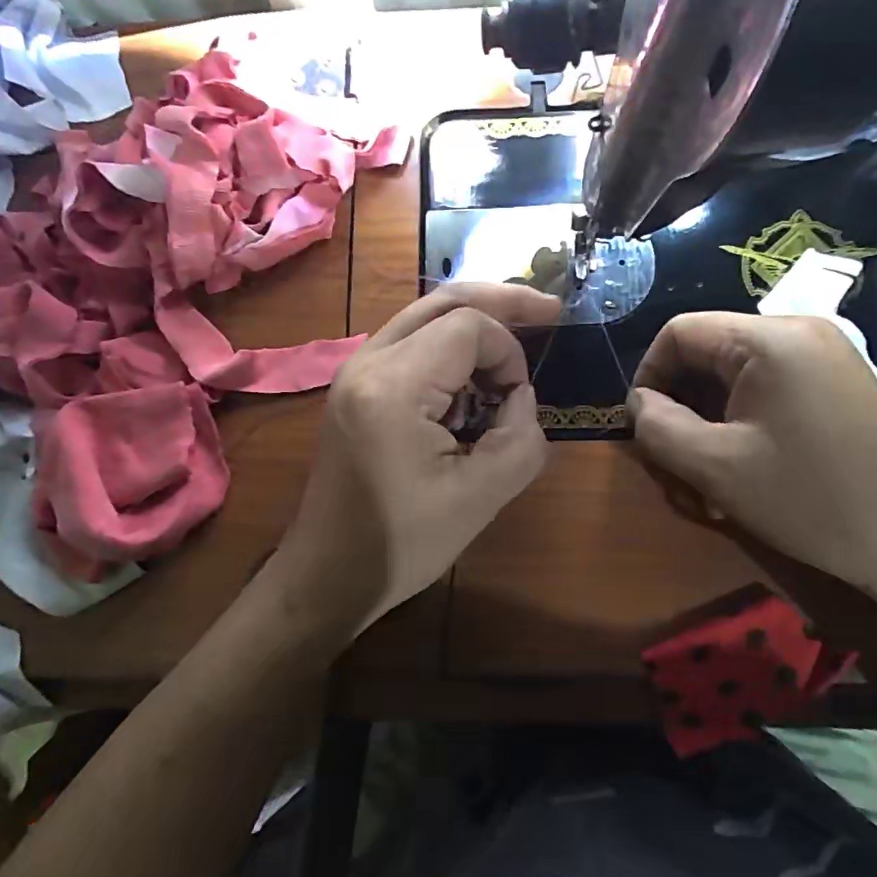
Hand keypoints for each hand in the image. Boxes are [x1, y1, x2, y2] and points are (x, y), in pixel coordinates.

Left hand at [269, 284, 561, 636]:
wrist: (328, 574)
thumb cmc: (401, 544)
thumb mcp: (481, 498)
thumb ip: (521, 438)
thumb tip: (521, 398)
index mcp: (393, 387)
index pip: (468, 327)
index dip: (508, 352)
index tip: (520, 401)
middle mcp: (366, 363)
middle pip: (442, 303)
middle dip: (501, 301)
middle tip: (548, 309)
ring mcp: (354, 372)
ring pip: (423, 317)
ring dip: (474, 324)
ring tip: (516, 344)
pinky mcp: (354, 388)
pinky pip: (409, 344)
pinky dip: (448, 348)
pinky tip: (473, 378)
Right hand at [628, 312, 876, 657]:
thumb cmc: (810, 498)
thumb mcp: (715, 467)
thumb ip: (658, 427)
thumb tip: (639, 403)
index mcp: (769, 337)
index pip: (679, 332)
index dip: (648, 374)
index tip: (642, 425)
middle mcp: (801, 331)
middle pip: (710, 353)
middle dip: (682, 405)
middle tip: (676, 462)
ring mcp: (828, 357)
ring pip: (738, 377)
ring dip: (711, 421)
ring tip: (710, 477)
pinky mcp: (841, 386)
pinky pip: (772, 390)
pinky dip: (745, 423)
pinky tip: (748, 469)